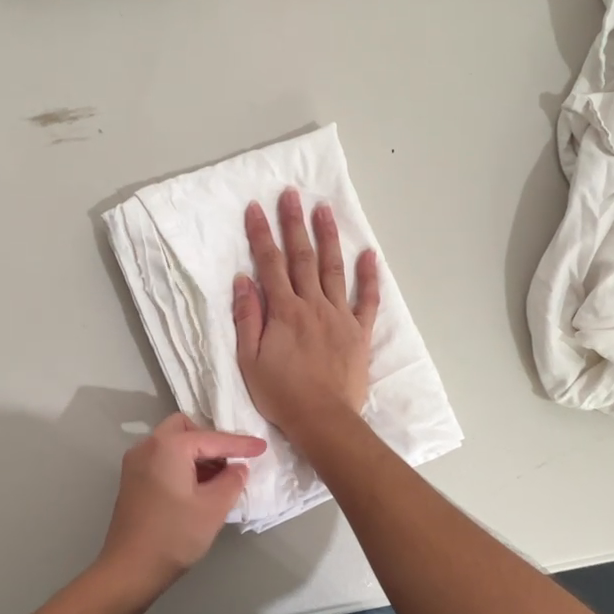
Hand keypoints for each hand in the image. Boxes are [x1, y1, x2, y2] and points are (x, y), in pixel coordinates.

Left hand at [96, 414, 265, 594]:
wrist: (130, 568)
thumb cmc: (174, 536)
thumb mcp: (213, 508)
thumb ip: (232, 481)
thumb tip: (239, 468)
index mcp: (167, 447)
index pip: (211, 438)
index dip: (239, 444)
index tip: (261, 447)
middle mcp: (147, 447)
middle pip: (184, 429)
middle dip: (211, 441)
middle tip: (232, 461)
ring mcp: (135, 463)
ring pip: (171, 444)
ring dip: (196, 454)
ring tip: (220, 477)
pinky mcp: (132, 480)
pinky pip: (161, 459)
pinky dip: (181, 464)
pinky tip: (198, 487)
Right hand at [234, 188, 378, 440]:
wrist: (322, 419)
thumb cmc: (280, 393)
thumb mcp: (249, 360)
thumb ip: (247, 317)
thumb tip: (244, 280)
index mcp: (284, 311)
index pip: (269, 263)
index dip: (261, 234)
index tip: (255, 208)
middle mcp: (312, 305)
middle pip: (302, 257)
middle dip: (294, 223)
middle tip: (291, 194)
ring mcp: (339, 316)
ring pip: (333, 269)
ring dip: (328, 237)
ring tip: (324, 209)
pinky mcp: (359, 332)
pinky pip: (366, 299)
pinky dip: (368, 276)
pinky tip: (368, 254)